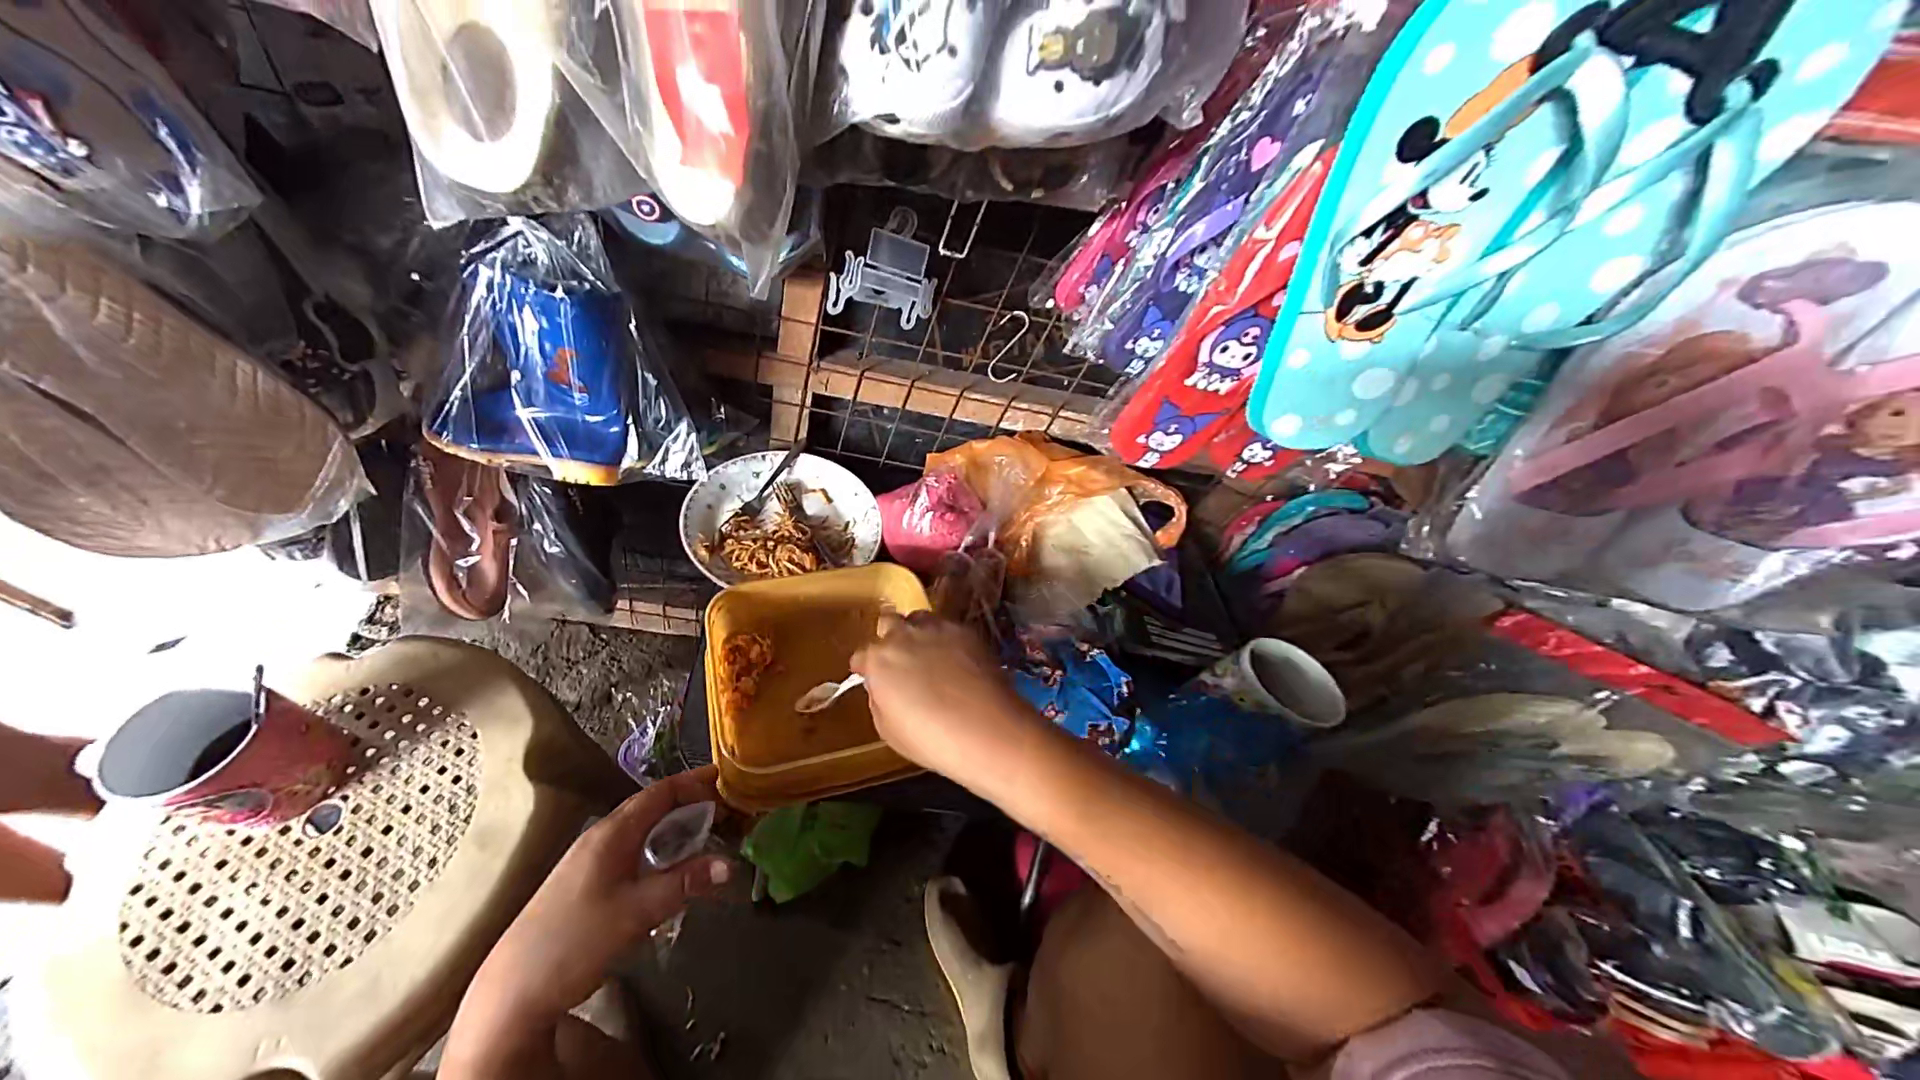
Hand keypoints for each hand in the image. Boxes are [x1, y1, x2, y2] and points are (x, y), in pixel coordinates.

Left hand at [462, 767, 732, 1023]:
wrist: (512, 992)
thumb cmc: (574, 942)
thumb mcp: (637, 912)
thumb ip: (684, 884)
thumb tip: (730, 864)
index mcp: (612, 833)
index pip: (660, 792)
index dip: (694, 783)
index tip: (727, 781)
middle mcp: (601, 838)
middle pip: (652, 807)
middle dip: (691, 804)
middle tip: (727, 811)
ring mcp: (590, 861)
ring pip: (643, 831)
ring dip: (676, 829)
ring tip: (709, 837)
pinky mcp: (587, 883)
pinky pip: (633, 851)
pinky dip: (661, 850)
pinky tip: (673, 870)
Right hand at [850, 611, 1045, 783]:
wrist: (988, 731)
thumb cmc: (934, 739)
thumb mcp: (888, 730)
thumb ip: (878, 699)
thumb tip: (882, 688)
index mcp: (878, 660)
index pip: (862, 655)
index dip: (866, 667)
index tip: (869, 675)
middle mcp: (904, 636)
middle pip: (889, 623)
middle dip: (891, 638)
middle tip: (900, 661)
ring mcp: (938, 629)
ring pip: (919, 619)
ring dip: (918, 634)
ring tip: (928, 657)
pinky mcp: (967, 631)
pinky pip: (948, 629)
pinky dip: (946, 640)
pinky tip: (955, 662)